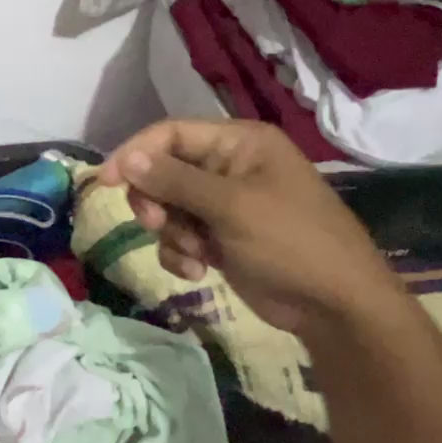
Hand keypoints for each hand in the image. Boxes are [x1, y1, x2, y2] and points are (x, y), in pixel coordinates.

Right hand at [98, 120, 403, 337]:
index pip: (170, 134)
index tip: (106, 182)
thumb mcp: (231, 207)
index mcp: (239, 143)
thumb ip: (174, 181)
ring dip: (170, 234)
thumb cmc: (291, 244)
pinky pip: (179, 235)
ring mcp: (224, 204)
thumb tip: (124, 159)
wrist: (335, 308)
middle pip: (162, 171)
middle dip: (155, 202)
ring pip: (167, 207)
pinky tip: (197, 271)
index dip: (135, 154)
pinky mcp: (219, 237)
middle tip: (156, 224)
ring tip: (194, 255)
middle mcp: (229, 166)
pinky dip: (180, 253)